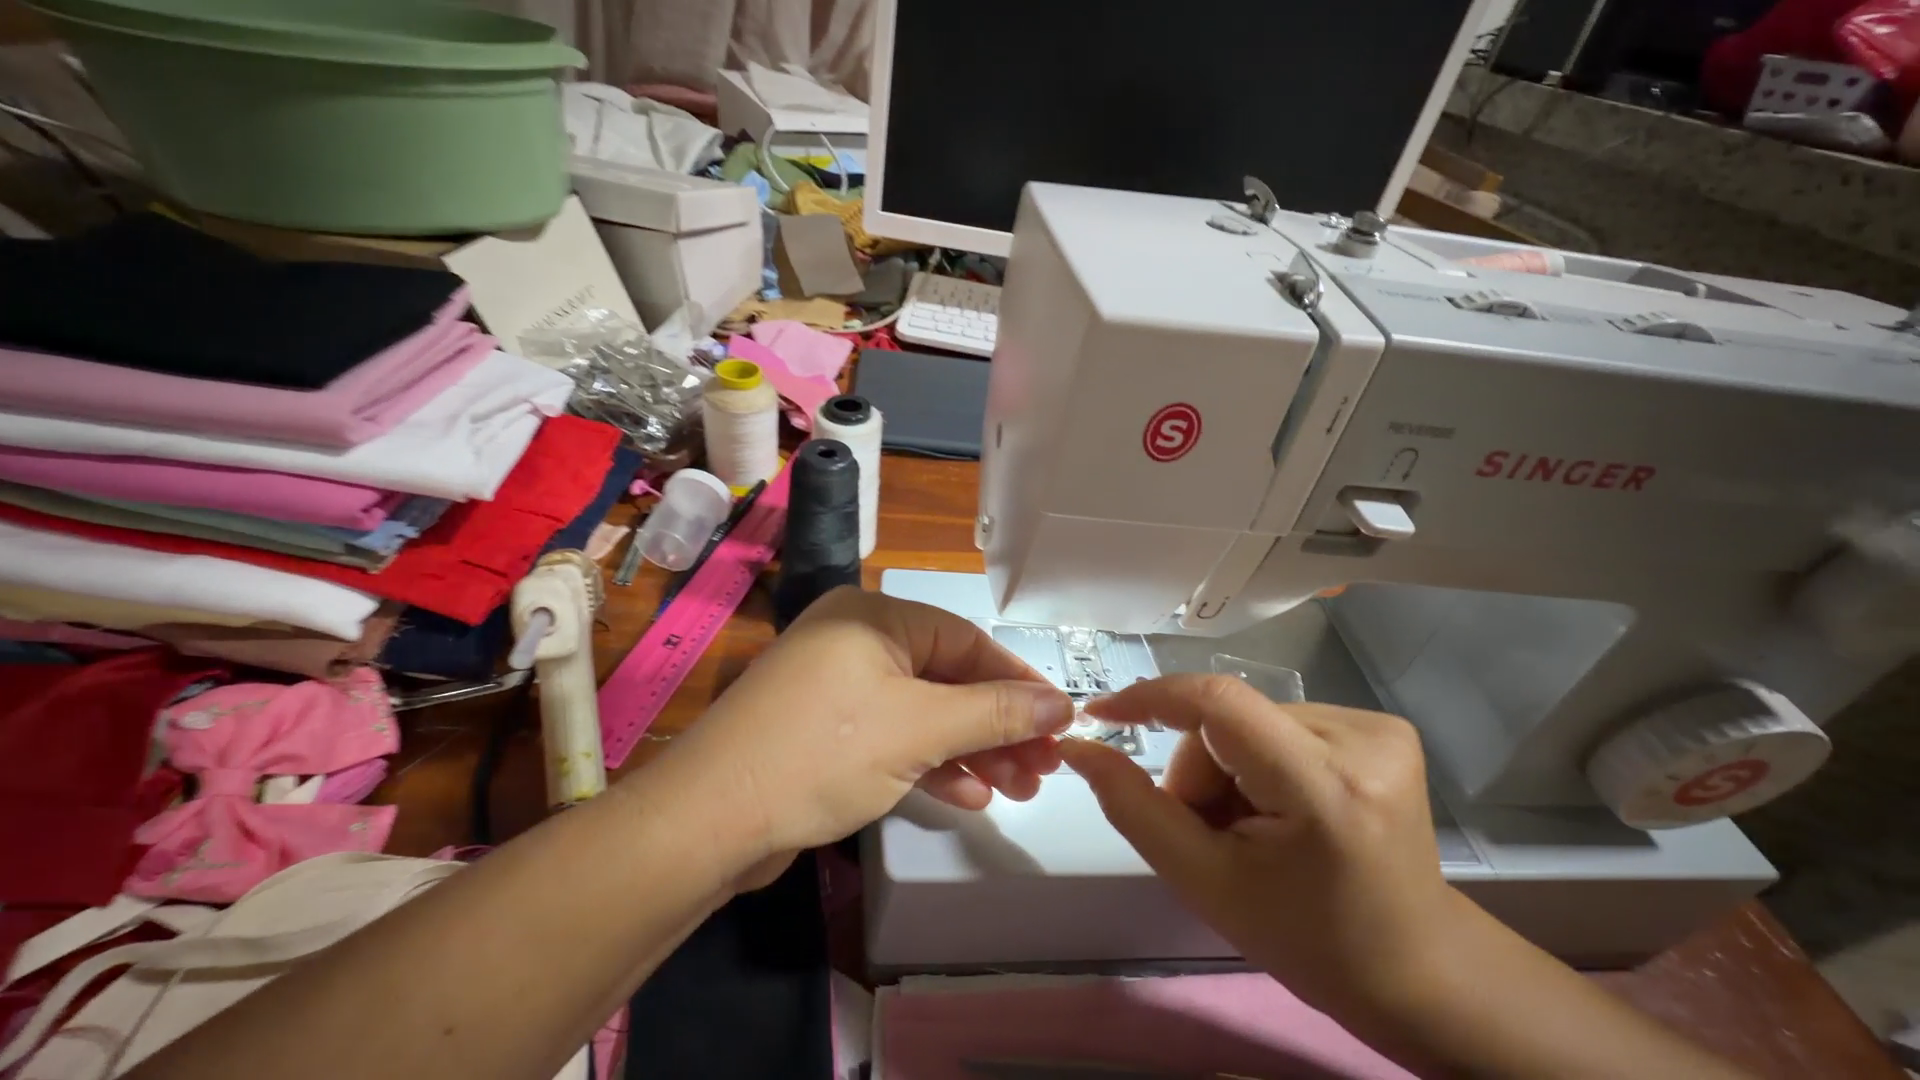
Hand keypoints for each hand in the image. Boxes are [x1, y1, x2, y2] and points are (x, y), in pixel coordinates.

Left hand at [642, 588, 1074, 881]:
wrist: (709, 820)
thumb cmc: (822, 754)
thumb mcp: (919, 729)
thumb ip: (994, 713)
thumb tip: (1061, 703)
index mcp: (874, 616)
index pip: (967, 641)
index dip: (1020, 683)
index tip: (1064, 724)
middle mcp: (855, 641)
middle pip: (948, 679)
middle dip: (999, 726)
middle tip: (1044, 770)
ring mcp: (836, 689)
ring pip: (923, 713)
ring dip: (971, 750)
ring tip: (1019, 790)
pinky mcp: (825, 734)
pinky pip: (893, 738)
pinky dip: (931, 763)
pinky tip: (970, 796)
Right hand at [1058, 674, 1460, 1017]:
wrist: (1412, 968)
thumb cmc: (1304, 939)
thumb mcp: (1202, 880)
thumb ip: (1133, 806)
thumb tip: (1079, 746)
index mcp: (1323, 786)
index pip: (1218, 703)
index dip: (1150, 698)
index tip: (1100, 714)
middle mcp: (1363, 740)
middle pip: (1229, 719)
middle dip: (1199, 769)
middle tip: (1209, 832)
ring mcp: (1382, 731)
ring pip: (1252, 721)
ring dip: (1229, 768)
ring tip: (1250, 829)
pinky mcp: (1386, 730)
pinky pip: (1284, 725)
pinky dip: (1262, 763)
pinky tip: (1283, 812)